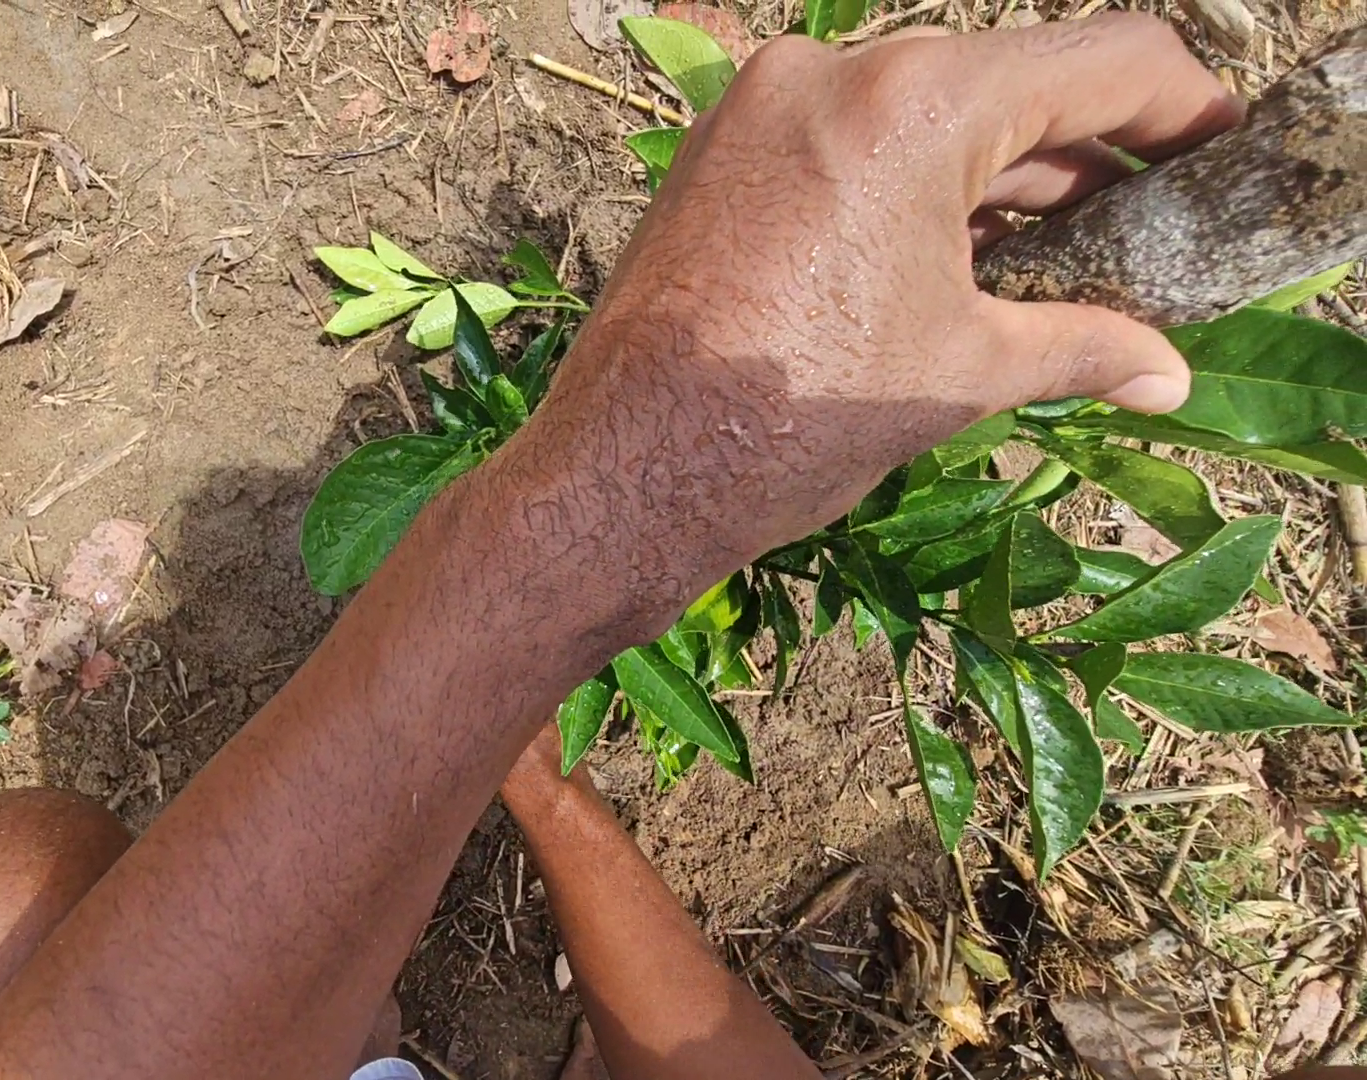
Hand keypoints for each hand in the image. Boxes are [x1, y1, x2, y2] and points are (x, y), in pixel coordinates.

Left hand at [485, 14, 1242, 637]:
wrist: (625, 472)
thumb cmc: (785, 426)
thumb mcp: (952, 379)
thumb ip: (1077, 348)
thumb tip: (1164, 373)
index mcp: (912, 103)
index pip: (1099, 64)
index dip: (1173, 111)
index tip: (1202, 151)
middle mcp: (820, 80)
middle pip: (985, 92)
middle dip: (1054, 159)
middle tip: (1107, 218)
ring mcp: (743, 121)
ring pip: (891, 125)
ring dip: (959, 180)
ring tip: (1015, 244)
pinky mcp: (696, 168)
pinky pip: (815, 155)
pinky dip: (871, 191)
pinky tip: (901, 249)